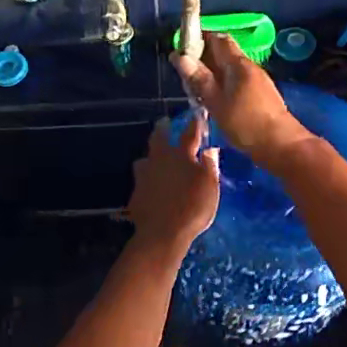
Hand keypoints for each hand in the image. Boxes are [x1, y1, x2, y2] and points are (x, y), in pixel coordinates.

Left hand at [126, 114, 219, 251]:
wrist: (162, 233)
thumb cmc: (193, 208)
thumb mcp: (210, 187)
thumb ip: (209, 166)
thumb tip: (209, 149)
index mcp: (181, 155)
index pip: (190, 134)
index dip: (195, 123)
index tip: (197, 113)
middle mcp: (159, 160)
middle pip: (158, 139)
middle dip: (162, 129)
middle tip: (163, 123)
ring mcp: (144, 176)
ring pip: (144, 160)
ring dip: (150, 158)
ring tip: (154, 160)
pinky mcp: (136, 193)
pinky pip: (141, 182)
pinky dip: (147, 182)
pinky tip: (151, 189)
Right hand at [173, 34, 314, 165]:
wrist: (281, 145)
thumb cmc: (245, 123)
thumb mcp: (216, 102)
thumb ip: (199, 79)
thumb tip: (180, 56)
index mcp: (238, 64)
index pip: (218, 38)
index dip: (199, 38)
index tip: (182, 49)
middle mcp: (250, 67)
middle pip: (225, 53)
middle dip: (204, 58)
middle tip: (185, 73)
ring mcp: (258, 80)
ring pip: (231, 68)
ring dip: (214, 73)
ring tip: (196, 88)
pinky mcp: (261, 94)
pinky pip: (238, 81)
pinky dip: (224, 84)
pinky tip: (216, 100)